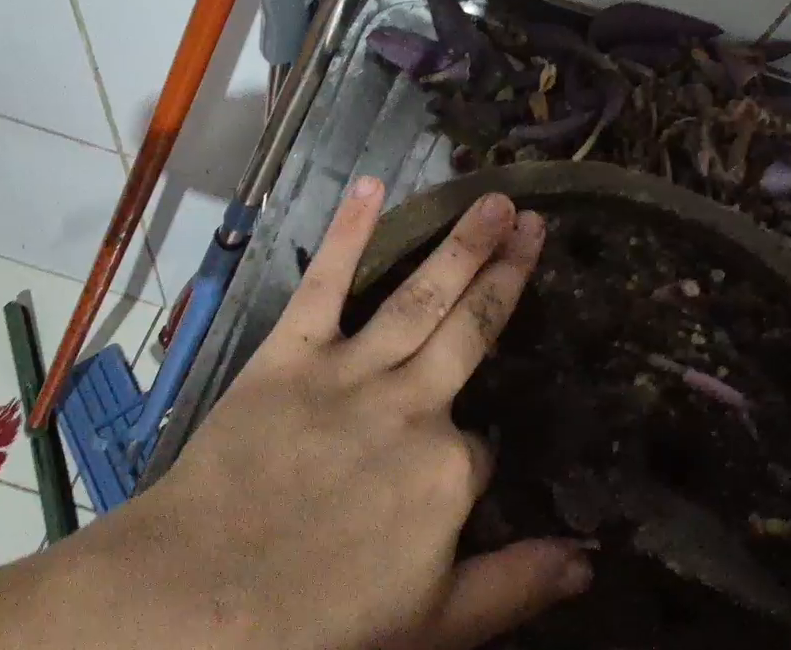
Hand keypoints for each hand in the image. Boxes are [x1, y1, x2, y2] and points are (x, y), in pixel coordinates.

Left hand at [68, 178, 589, 649]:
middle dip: (507, 273)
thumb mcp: (435, 625)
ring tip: (495, 201)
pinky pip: (324, 283)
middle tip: (535, 222)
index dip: (469, 467)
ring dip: (461, 245)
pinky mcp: (291, 353)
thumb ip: (516, 584)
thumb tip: (591, 557)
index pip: (481, 452)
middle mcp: (413, 406)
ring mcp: (352, 372)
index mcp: (449, 470)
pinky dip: (348, 232)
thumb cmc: (318, 626)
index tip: (449, 481)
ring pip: (421, 297)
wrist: (198, 603)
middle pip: (473, 330)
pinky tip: (374, 185)